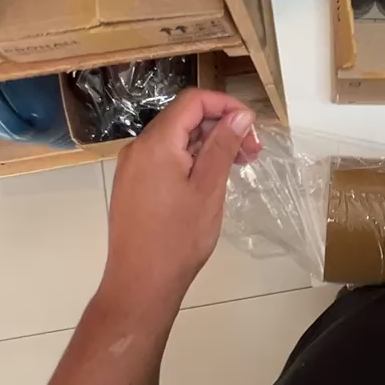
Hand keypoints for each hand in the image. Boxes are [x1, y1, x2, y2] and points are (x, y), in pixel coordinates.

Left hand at [102, 89, 262, 306]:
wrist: (140, 283)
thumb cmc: (178, 238)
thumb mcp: (208, 188)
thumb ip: (223, 146)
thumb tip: (240, 115)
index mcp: (156, 143)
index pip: (193, 101)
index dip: (226, 105)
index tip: (251, 126)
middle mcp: (139, 148)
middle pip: (184, 119)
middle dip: (221, 127)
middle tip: (252, 152)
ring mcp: (132, 167)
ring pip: (176, 139)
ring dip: (209, 145)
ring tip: (237, 167)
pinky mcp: (133, 185)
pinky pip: (165, 158)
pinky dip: (192, 160)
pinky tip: (211, 180)